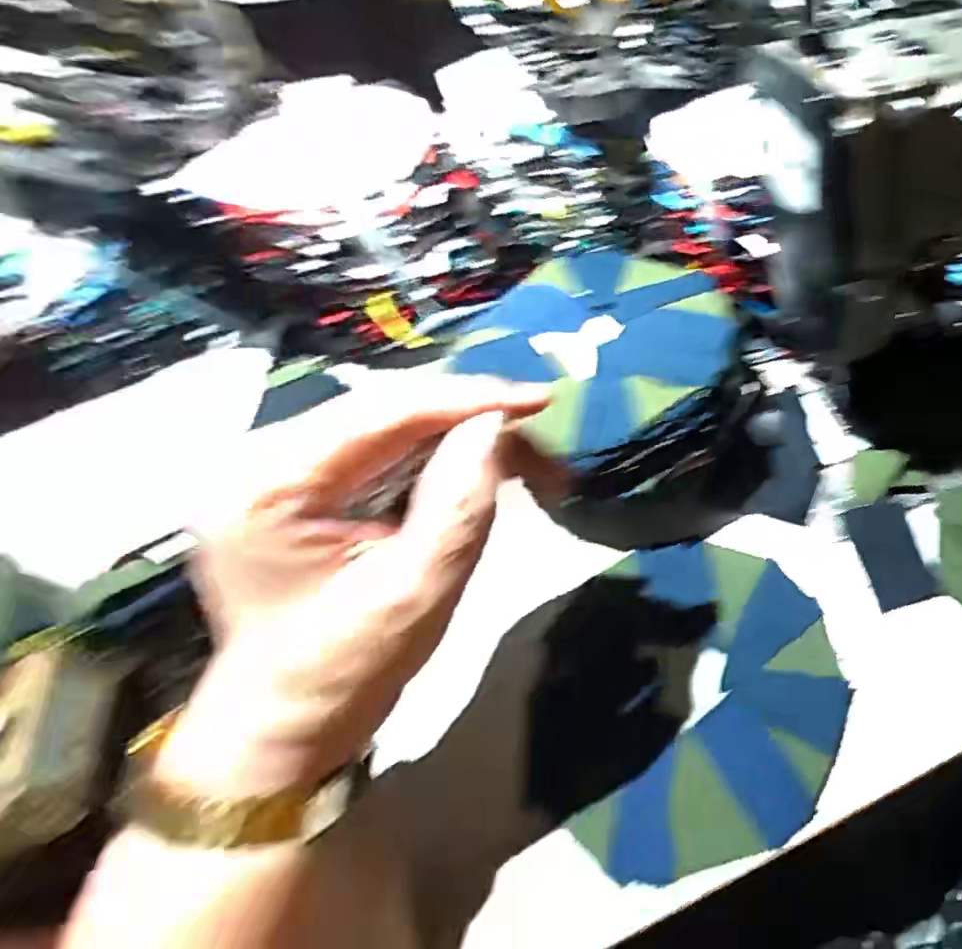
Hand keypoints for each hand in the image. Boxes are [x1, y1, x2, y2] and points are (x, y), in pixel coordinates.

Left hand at [155, 375, 551, 799]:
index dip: (468, 398)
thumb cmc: (354, 660)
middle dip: (477, 414)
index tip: (540, 399)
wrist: (297, 712)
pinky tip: (498, 469)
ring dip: (474, 433)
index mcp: (269, 491)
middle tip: (546, 433)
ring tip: (537, 464)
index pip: (380, 413)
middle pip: (390, 408)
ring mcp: (288, 473)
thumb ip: (460, 501)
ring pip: (401, 422)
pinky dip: (456, 452)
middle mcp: (265, 465)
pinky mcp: (316, 485)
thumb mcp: (421, 585)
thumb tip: (496, 426)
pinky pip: (399, 446)